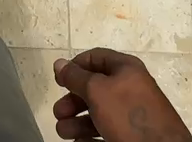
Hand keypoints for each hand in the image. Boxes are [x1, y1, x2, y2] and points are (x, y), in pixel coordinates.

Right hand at [52, 48, 191, 141]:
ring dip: (77, 122)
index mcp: (126, 69)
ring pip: (99, 113)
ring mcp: (133, 115)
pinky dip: (91, 136)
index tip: (58, 80)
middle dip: (73, 100)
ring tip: (63, 132)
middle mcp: (130, 88)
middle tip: (58, 112)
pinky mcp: (134, 137)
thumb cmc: (129, 116)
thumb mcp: (97, 91)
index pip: (95, 58)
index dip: (74, 66)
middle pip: (94, 88)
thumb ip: (76, 77)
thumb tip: (59, 63)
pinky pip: (108, 132)